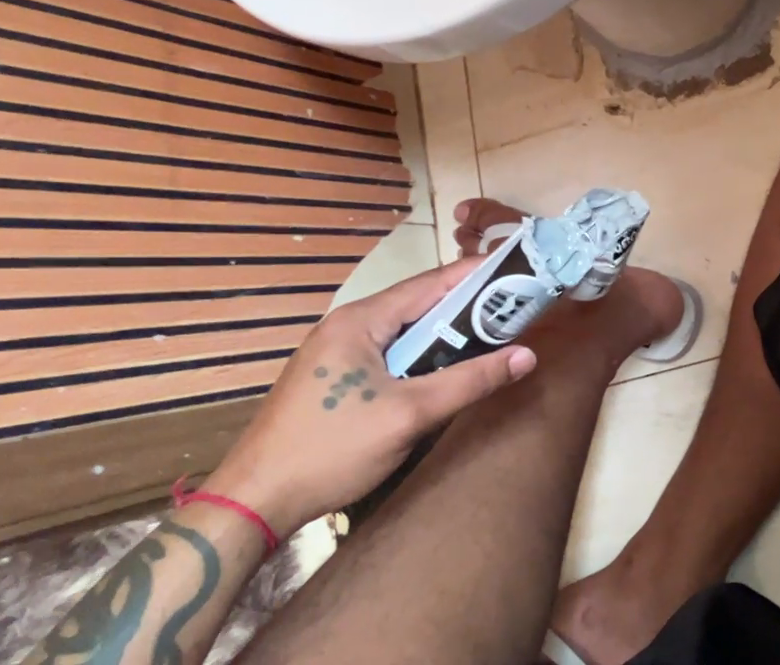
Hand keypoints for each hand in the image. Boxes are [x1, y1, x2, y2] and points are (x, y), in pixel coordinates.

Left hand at [201, 258, 537, 537]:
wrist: (250, 506)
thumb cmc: (330, 450)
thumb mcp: (410, 414)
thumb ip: (471, 380)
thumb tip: (529, 355)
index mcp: (359, 321)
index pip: (433, 282)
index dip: (480, 275)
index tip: (523, 273)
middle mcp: (346, 326)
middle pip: (421, 303)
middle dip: (471, 305)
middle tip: (518, 308)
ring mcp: (336, 352)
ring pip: (407, 330)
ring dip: (449, 332)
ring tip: (496, 335)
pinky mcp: (335, 378)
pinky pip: (392, 351)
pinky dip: (426, 353)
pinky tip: (448, 368)